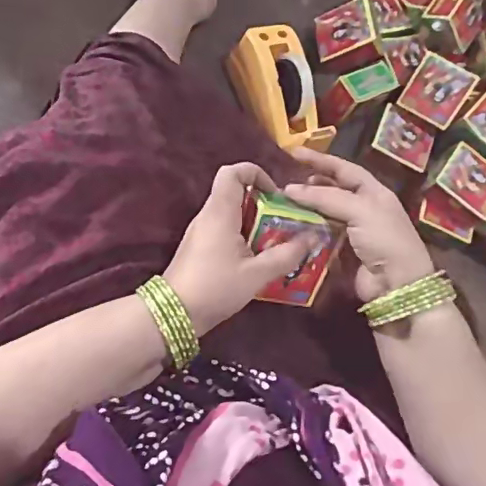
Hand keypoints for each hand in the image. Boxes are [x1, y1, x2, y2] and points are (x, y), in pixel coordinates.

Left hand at [163, 163, 314, 333]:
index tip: (276, 195)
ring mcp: (200, 232)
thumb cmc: (215, 288)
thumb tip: (312, 237)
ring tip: (275, 246)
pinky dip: (243, 238)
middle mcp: (208, 216)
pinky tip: (256, 261)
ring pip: (231, 215)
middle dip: (263, 205)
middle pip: (236, 194)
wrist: (174, 313)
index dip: (256, 174)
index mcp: (219, 212)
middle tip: (284, 226)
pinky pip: (224, 231)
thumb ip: (287, 254)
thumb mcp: (257, 274)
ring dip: (255, 225)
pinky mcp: (199, 248)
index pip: (233, 172)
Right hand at [282, 147, 436, 303]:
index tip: (294, 153)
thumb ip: (325, 197)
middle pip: (335, 190)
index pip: (345, 169)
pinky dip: (309, 230)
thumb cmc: (384, 239)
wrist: (397, 284)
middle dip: (312, 184)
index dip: (321, 160)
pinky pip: (323, 235)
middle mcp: (366, 208)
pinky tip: (293, 228)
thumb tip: (290, 189)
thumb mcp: (359, 210)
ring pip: (326, 213)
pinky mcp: (345, 252)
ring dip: (308, 208)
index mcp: (375, 192)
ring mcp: (355, 231)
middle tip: (287, 183)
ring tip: (286, 204)